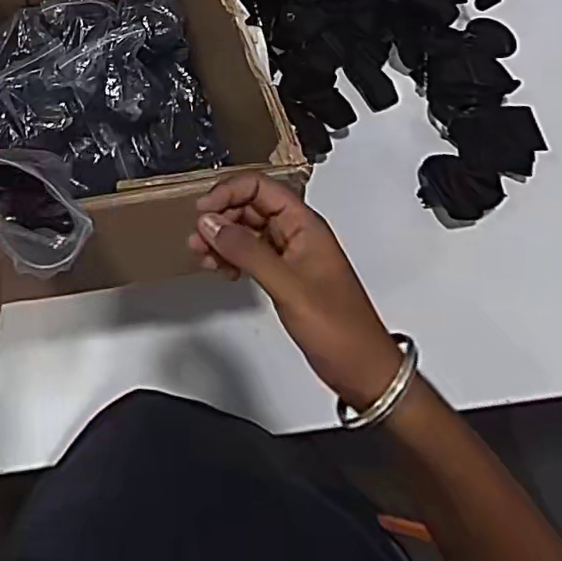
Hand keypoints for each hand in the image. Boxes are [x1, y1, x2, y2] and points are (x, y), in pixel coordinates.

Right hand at [188, 172, 402, 408]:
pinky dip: (228, 256)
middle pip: (248, 205)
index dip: (228, 192)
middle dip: (219, 217)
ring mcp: (288, 253)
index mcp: (304, 225)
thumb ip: (246, 251)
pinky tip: (220, 269)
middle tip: (197, 238)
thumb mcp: (289, 287)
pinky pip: (246, 251)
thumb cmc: (339, 330)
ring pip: (244, 229)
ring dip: (220, 238)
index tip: (204, 212)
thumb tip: (209, 223)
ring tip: (202, 255)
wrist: (364, 373)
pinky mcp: (281, 272)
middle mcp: (295, 233)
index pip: (260, 187)